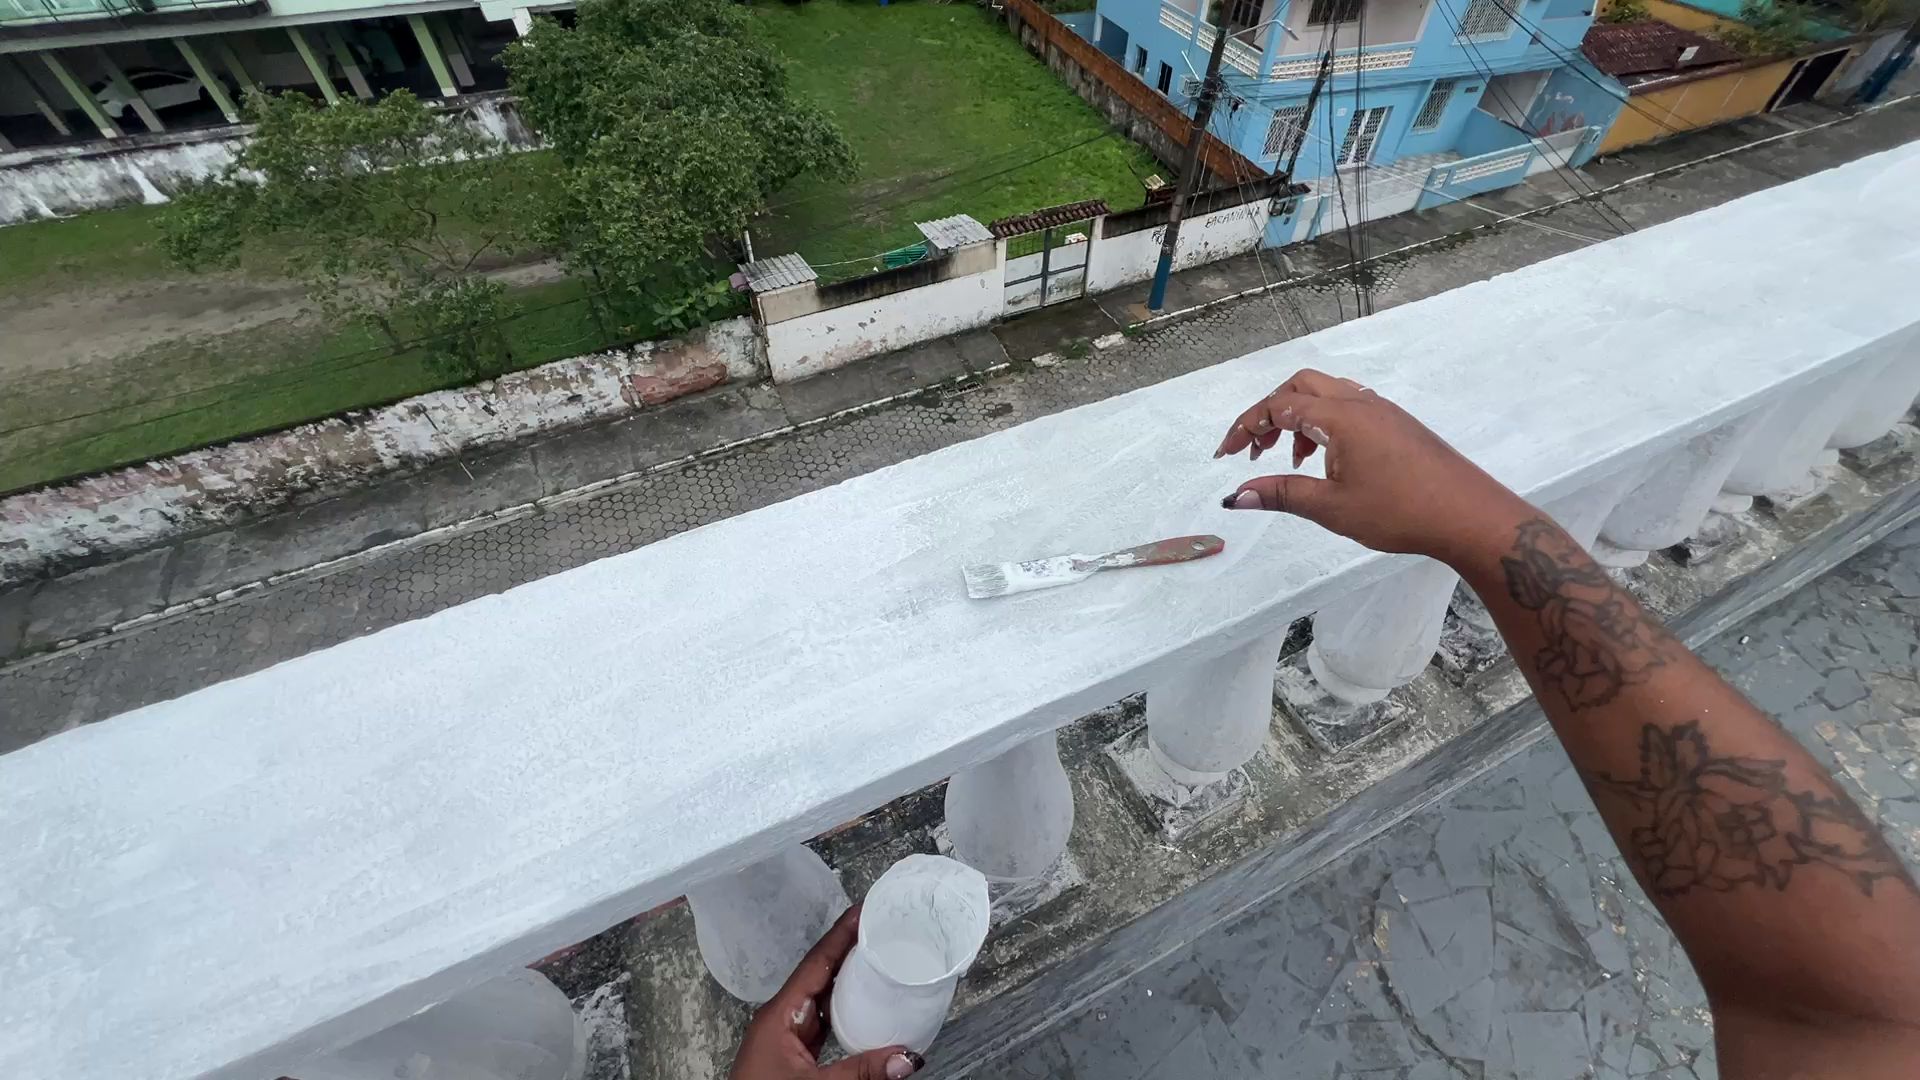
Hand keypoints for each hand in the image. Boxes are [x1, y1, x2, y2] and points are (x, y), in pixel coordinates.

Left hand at [727, 905, 924, 1079]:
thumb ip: (861, 1071)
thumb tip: (909, 1058)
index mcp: (779, 1014)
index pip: (817, 961)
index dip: (841, 934)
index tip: (865, 909)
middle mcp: (781, 1018)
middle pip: (820, 973)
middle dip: (849, 950)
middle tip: (881, 929)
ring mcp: (786, 1039)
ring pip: (822, 998)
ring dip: (848, 980)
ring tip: (879, 960)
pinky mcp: (792, 1059)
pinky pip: (822, 1023)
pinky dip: (844, 1011)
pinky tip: (865, 1010)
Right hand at [1213, 369, 1532, 567]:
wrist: (1471, 517)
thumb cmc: (1399, 511)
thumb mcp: (1330, 507)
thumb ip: (1280, 494)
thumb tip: (1236, 496)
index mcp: (1341, 417)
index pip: (1278, 406)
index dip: (1245, 427)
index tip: (1225, 455)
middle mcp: (1361, 403)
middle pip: (1300, 386)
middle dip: (1268, 413)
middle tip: (1254, 450)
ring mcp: (1382, 411)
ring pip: (1325, 394)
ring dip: (1296, 417)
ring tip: (1289, 459)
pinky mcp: (1396, 425)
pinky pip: (1347, 407)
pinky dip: (1321, 423)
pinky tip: (1324, 460)